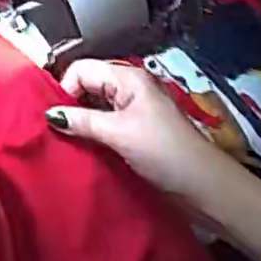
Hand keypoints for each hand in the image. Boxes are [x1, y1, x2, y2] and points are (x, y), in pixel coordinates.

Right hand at [46, 61, 232, 202]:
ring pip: (97, 104)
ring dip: (84, 120)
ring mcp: (137, 109)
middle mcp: (131, 87)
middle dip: (72, 104)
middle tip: (59, 129)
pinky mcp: (140, 130)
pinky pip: (108, 121)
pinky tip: (88, 146)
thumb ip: (82, 121)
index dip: (65, 89)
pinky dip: (96, 131)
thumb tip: (50, 115)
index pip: (81, 70)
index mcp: (128, 77)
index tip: (57, 117)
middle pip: (88, 84)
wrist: (210, 191)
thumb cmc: (165, 153)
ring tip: (71, 139)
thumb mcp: (118, 134)